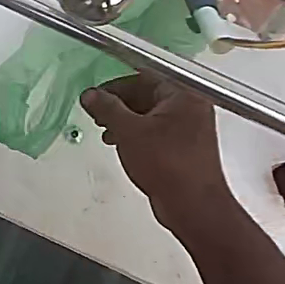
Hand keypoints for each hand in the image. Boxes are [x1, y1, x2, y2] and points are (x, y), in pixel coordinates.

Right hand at [80, 71, 240, 239]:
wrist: (192, 205)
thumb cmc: (168, 165)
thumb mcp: (129, 131)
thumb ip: (107, 109)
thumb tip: (92, 96)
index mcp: (184, 95)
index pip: (145, 78)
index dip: (116, 85)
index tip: (97, 95)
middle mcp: (192, 108)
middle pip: (150, 96)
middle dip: (120, 105)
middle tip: (98, 113)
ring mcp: (191, 129)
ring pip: (153, 116)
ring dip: (127, 122)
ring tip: (107, 131)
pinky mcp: (187, 149)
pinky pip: (159, 133)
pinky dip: (139, 136)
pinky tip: (123, 145)